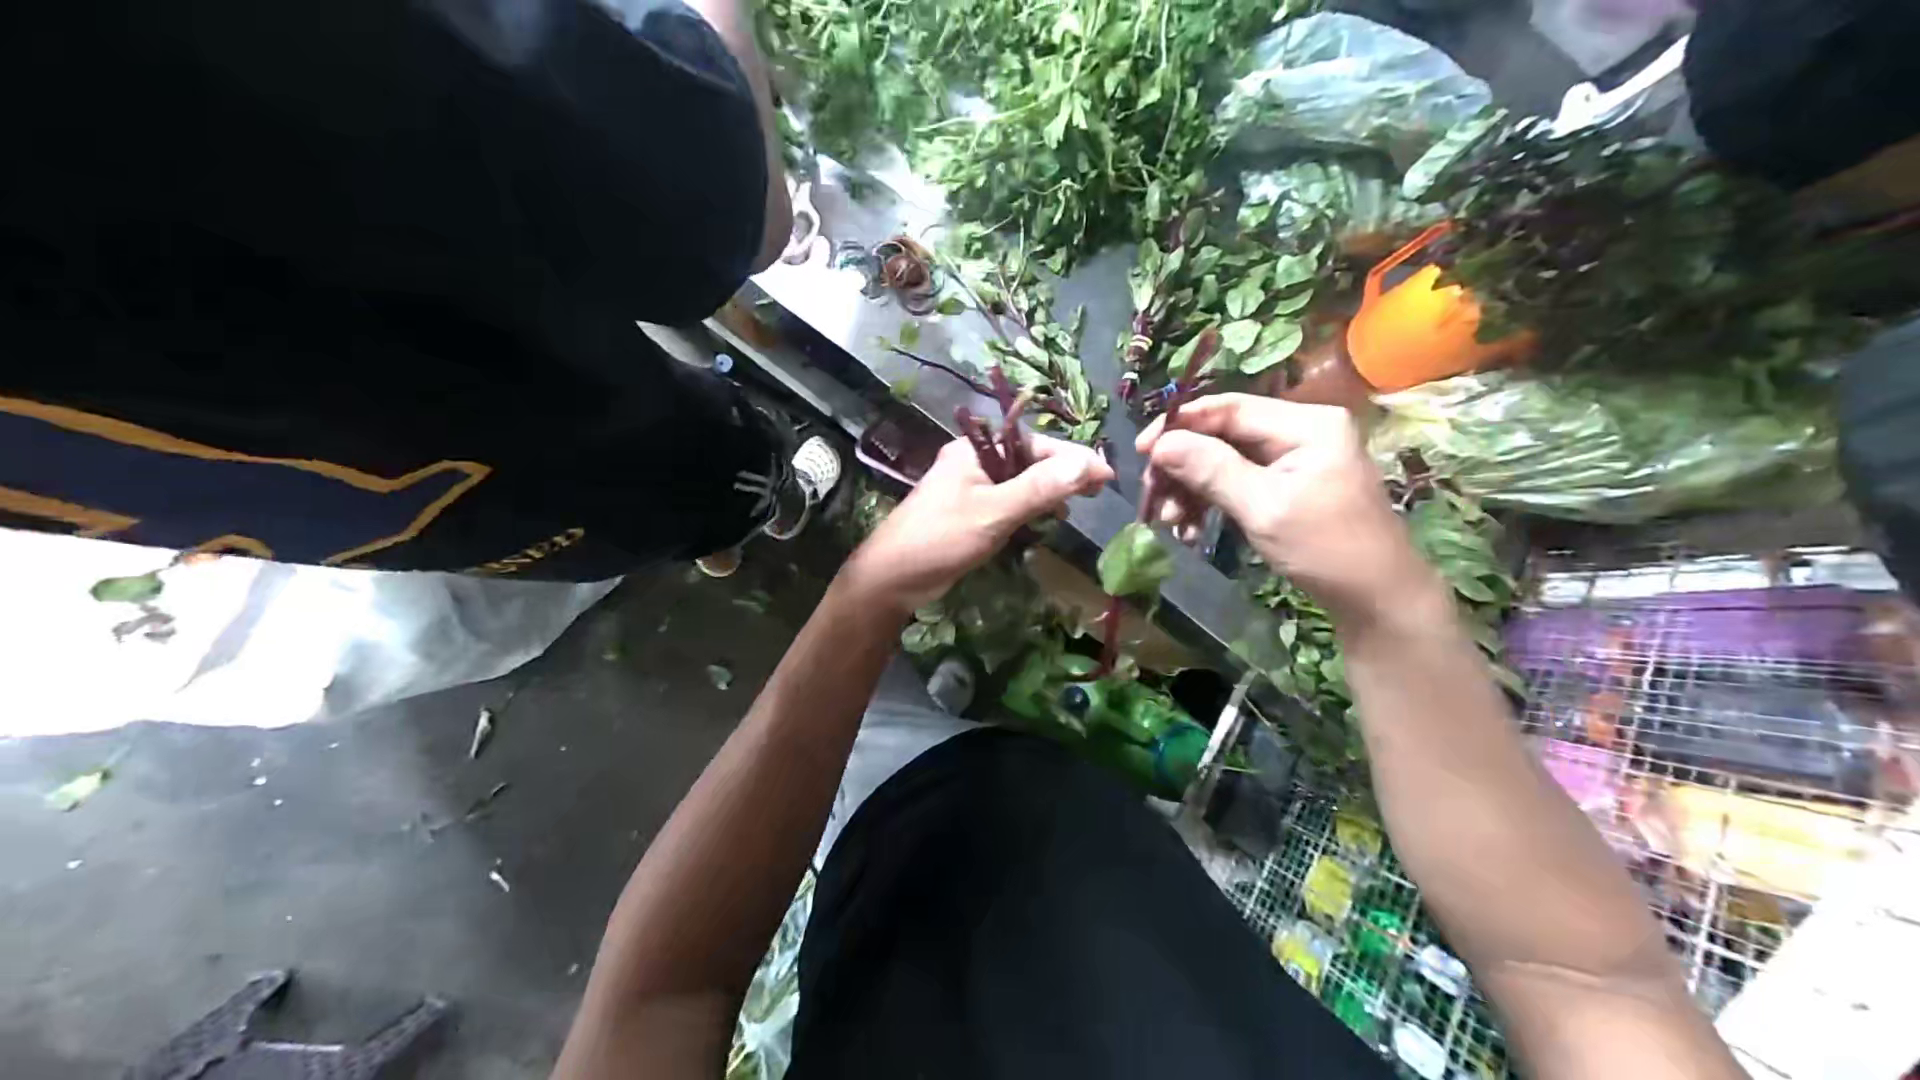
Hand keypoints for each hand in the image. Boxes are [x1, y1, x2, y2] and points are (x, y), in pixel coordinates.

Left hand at [841, 433, 1113, 616]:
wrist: (892, 577)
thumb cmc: (940, 538)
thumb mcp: (994, 512)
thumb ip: (1040, 488)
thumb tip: (1087, 464)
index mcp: (976, 448)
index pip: (1036, 443)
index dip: (1074, 458)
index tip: (1106, 477)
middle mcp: (975, 460)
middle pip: (1030, 459)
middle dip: (1064, 473)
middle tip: (1098, 492)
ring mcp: (971, 486)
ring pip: (1021, 481)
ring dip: (1049, 491)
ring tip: (1077, 506)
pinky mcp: (970, 510)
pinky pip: (1009, 500)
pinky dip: (1030, 507)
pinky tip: (1046, 519)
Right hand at [1136, 394, 1429, 621]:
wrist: (1376, 598)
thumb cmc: (1325, 549)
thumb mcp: (1263, 508)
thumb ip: (1211, 469)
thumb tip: (1161, 443)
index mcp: (1305, 423)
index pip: (1229, 407)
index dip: (1179, 424)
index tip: (1141, 451)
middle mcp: (1299, 430)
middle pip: (1222, 434)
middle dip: (1182, 465)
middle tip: (1151, 495)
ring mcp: (1293, 458)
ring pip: (1223, 460)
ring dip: (1190, 489)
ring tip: (1167, 521)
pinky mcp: (1285, 483)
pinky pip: (1236, 481)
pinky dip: (1209, 502)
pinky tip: (1188, 528)